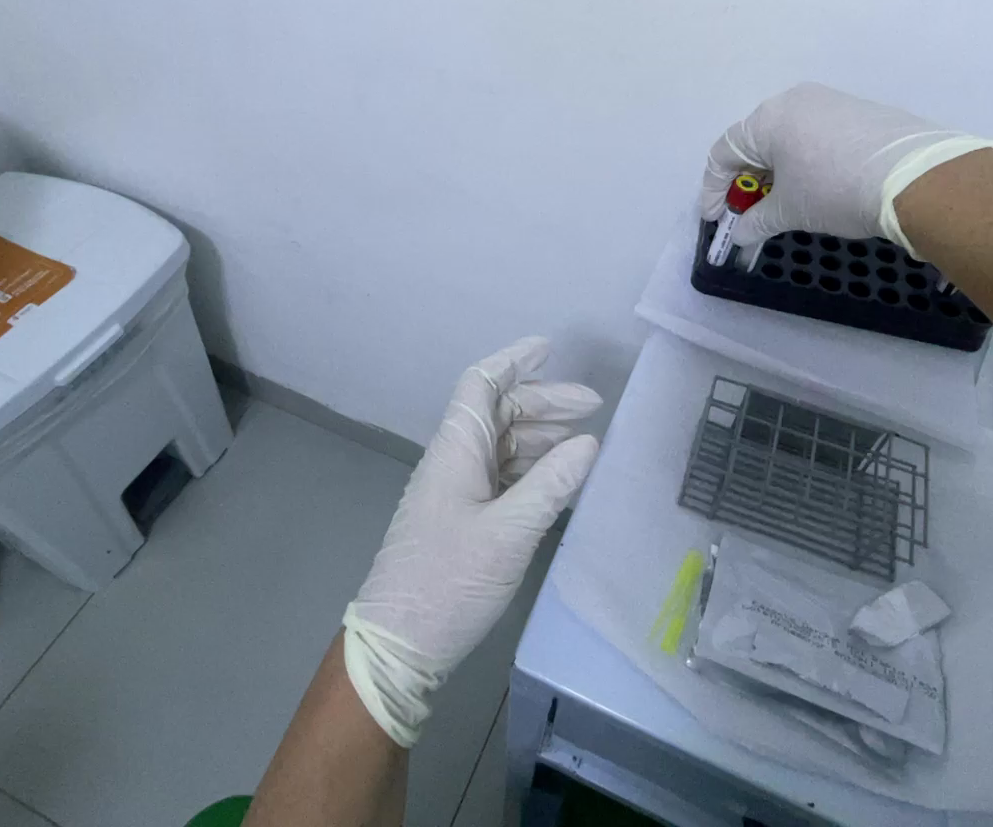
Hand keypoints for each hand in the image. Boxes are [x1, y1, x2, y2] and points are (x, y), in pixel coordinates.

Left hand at [342, 336, 601, 745]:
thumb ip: (552, 483)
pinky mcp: (461, 520)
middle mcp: (453, 460)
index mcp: (456, 449)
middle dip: (543, 402)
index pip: (482, 384)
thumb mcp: (510, 531)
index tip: (551, 348)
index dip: (514, 360)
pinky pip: (500, 476)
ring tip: (582, 442)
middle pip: (498, 412)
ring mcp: (455, 491)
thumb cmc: (450, 581)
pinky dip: (531, 469)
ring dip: (539, 435)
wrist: (399, 644)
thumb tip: (589, 442)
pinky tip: (558, 480)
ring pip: (500, 444)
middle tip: (593, 408)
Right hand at [699, 82, 992, 258]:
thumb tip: (741, 235)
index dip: (714, 189)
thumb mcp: (789, 212)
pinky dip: (805, 164)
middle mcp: (796, 101)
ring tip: (783, 204)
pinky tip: (817, 188)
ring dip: (777, 174)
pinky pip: (817, 137)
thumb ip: (756, 222)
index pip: (724, 153)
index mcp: (768, 119)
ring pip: (788, 139)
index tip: (717, 219)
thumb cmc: (834, 190)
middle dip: (747, 182)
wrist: (916, 178)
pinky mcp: (861, 113)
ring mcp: (832, 103)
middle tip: (748, 213)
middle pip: (756, 143)